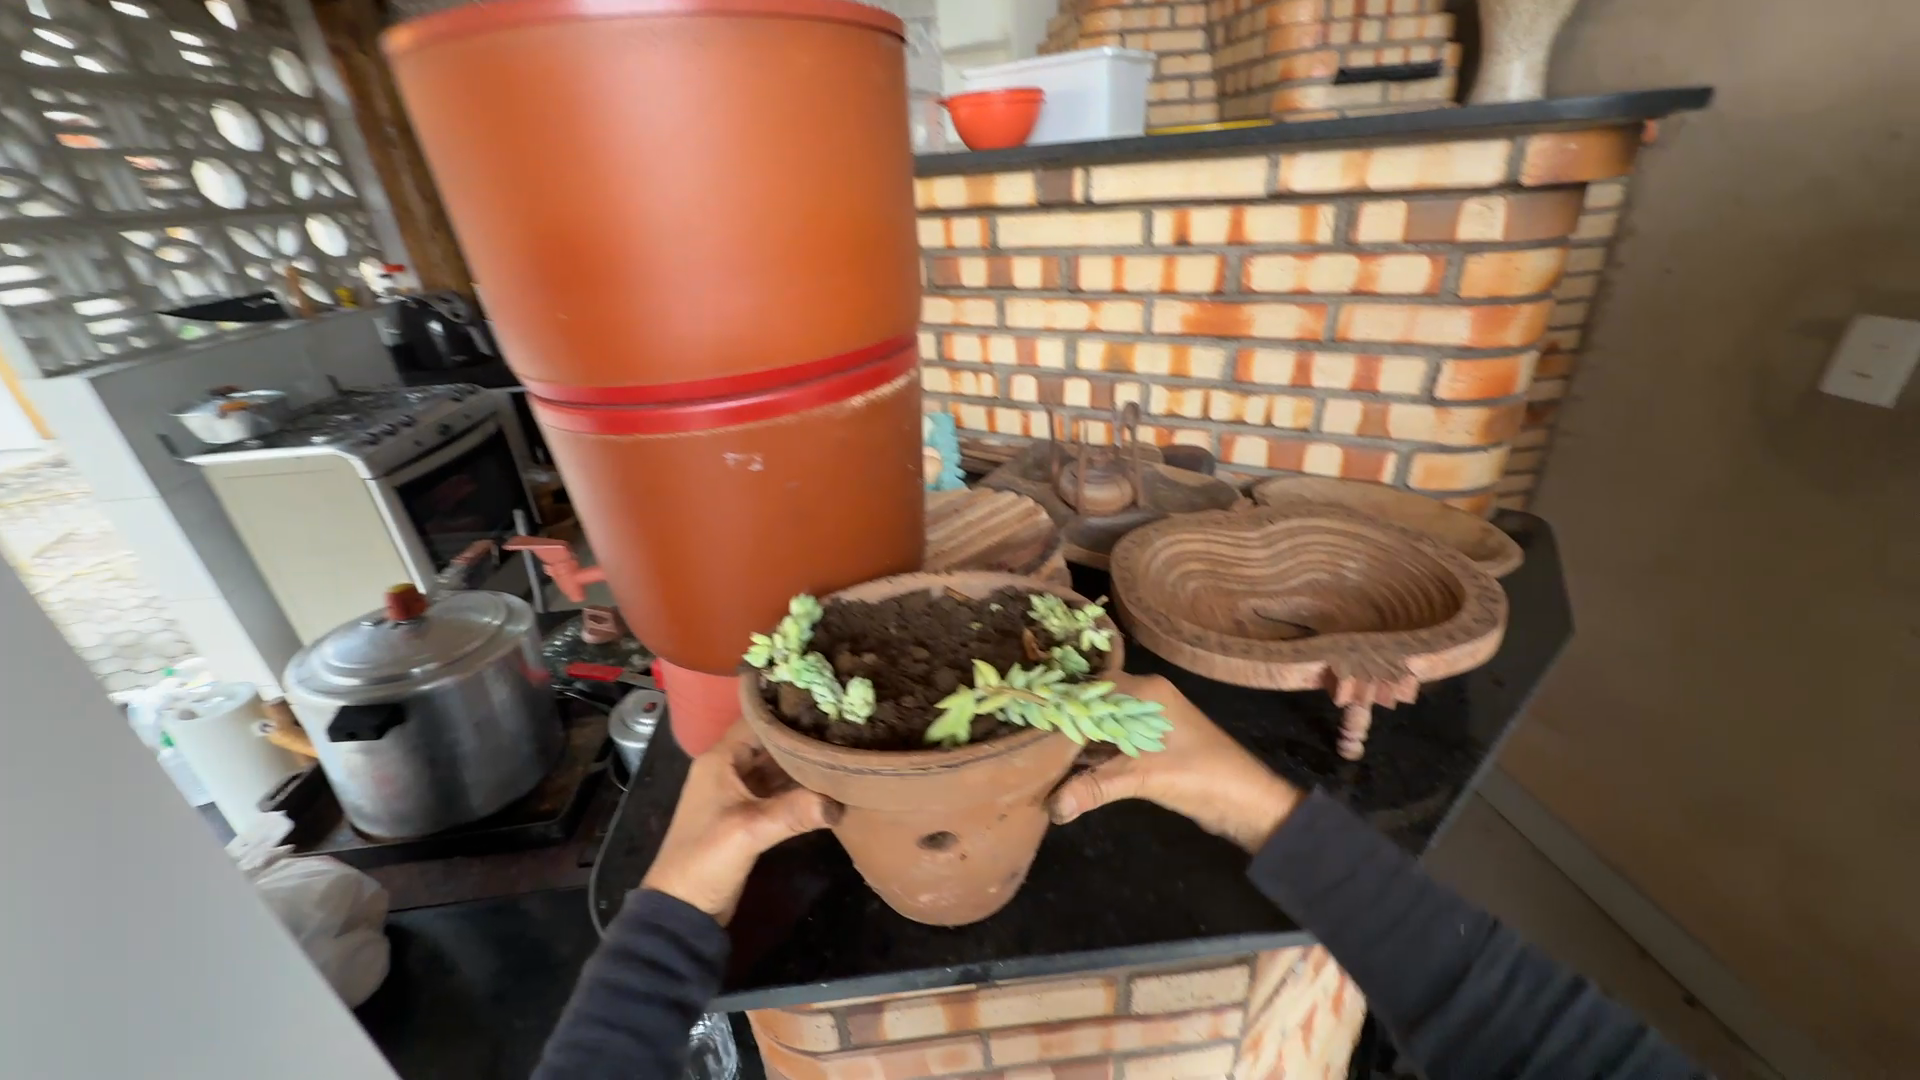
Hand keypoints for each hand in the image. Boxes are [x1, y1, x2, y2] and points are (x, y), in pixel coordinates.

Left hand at [641, 718, 839, 923]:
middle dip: (801, 737)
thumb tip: (839, 804)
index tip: (825, 704)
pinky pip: (778, 790)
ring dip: (803, 763)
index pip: (757, 720)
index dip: (788, 711)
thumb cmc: (705, 858)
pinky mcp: (748, 814)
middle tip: (842, 727)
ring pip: (776, 767)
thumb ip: (793, 811)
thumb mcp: (749, 830)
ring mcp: (738, 792)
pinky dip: (799, 786)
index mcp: (720, 759)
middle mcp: (728, 768)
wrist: (682, 909)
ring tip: (841, 750)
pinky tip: (827, 784)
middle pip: (770, 742)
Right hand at [1049, 674, 1301, 852]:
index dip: (1060, 703)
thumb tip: (1053, 807)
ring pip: (1103, 723)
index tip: (1026, 716)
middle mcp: (1146, 698)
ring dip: (1079, 740)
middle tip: (1027, 737)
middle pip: (1094, 704)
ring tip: (1038, 753)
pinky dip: (1094, 752)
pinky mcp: (1152, 744)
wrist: (1251, 804)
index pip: (1091, 688)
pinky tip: (1068, 767)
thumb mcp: (1145, 779)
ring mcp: (1150, 721)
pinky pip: (1114, 740)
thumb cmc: (1203, 777)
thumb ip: (1095, 788)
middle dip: (1066, 722)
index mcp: (1146, 692)